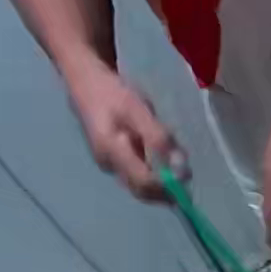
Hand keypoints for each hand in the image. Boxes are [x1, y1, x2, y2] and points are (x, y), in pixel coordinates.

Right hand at [66, 62, 187, 201]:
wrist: (85, 80)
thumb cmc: (112, 92)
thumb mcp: (138, 110)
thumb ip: (158, 139)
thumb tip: (178, 167)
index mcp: (111, 151)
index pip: (144, 183)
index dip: (167, 186)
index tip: (186, 177)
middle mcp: (109, 165)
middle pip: (143, 191)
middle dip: (167, 188)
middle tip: (185, 174)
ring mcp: (110, 165)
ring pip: (142, 185)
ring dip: (162, 181)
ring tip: (173, 161)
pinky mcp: (115, 162)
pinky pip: (139, 176)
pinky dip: (154, 173)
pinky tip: (161, 157)